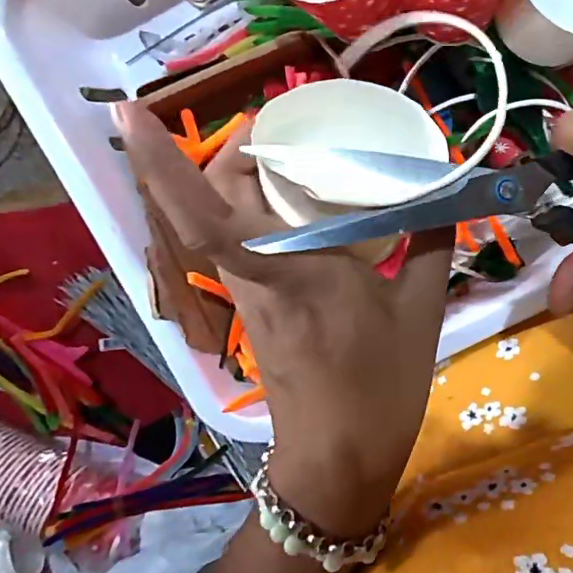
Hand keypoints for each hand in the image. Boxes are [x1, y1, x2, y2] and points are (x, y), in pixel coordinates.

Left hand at [117, 103, 452, 534]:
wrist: (339, 461)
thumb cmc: (380, 385)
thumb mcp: (421, 308)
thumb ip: (432, 242)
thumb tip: (444, 196)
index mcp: (290, 270)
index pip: (206, 213)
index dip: (160, 162)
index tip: (129, 112)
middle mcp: (254, 274)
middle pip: (207, 200)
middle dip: (228, 150)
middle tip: (280, 121)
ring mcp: (248, 293)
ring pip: (220, 219)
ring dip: (239, 178)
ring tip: (294, 151)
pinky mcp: (255, 308)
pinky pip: (241, 242)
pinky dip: (256, 210)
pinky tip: (302, 206)